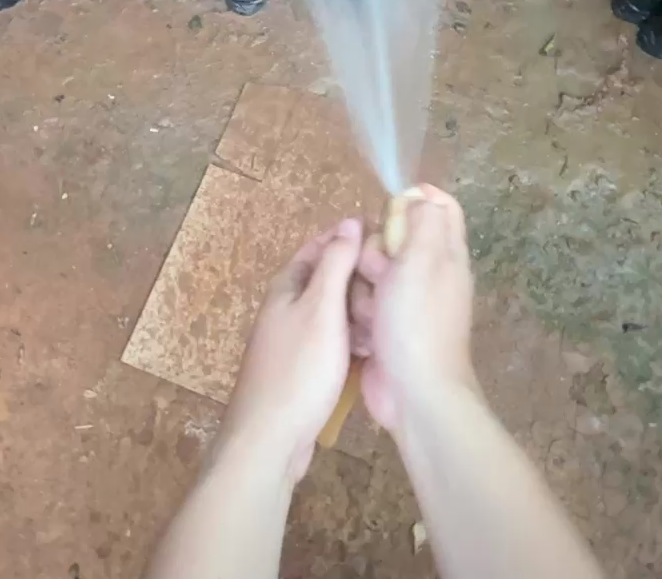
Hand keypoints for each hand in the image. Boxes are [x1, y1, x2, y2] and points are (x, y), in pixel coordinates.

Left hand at [215, 218, 363, 483]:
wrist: (270, 440)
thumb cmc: (299, 369)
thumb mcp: (322, 308)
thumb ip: (336, 263)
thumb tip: (349, 221)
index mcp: (288, 284)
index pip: (322, 244)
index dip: (352, 238)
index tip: (389, 242)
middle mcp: (288, 305)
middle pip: (330, 276)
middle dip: (360, 278)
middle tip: (392, 286)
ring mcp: (295, 336)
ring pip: (335, 310)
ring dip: (360, 311)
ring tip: (386, 319)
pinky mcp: (304, 365)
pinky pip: (334, 339)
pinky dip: (353, 339)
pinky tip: (373, 350)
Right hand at [350, 184, 478, 433]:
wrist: (415, 394)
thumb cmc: (418, 321)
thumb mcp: (422, 260)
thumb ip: (422, 221)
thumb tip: (419, 196)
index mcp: (446, 253)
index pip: (439, 206)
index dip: (415, 198)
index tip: (387, 207)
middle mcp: (429, 272)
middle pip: (394, 237)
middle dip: (376, 249)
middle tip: (377, 270)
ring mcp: (407, 301)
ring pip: (372, 269)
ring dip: (363, 285)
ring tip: (369, 310)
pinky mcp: (387, 325)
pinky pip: (364, 300)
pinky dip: (359, 311)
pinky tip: (362, 329)